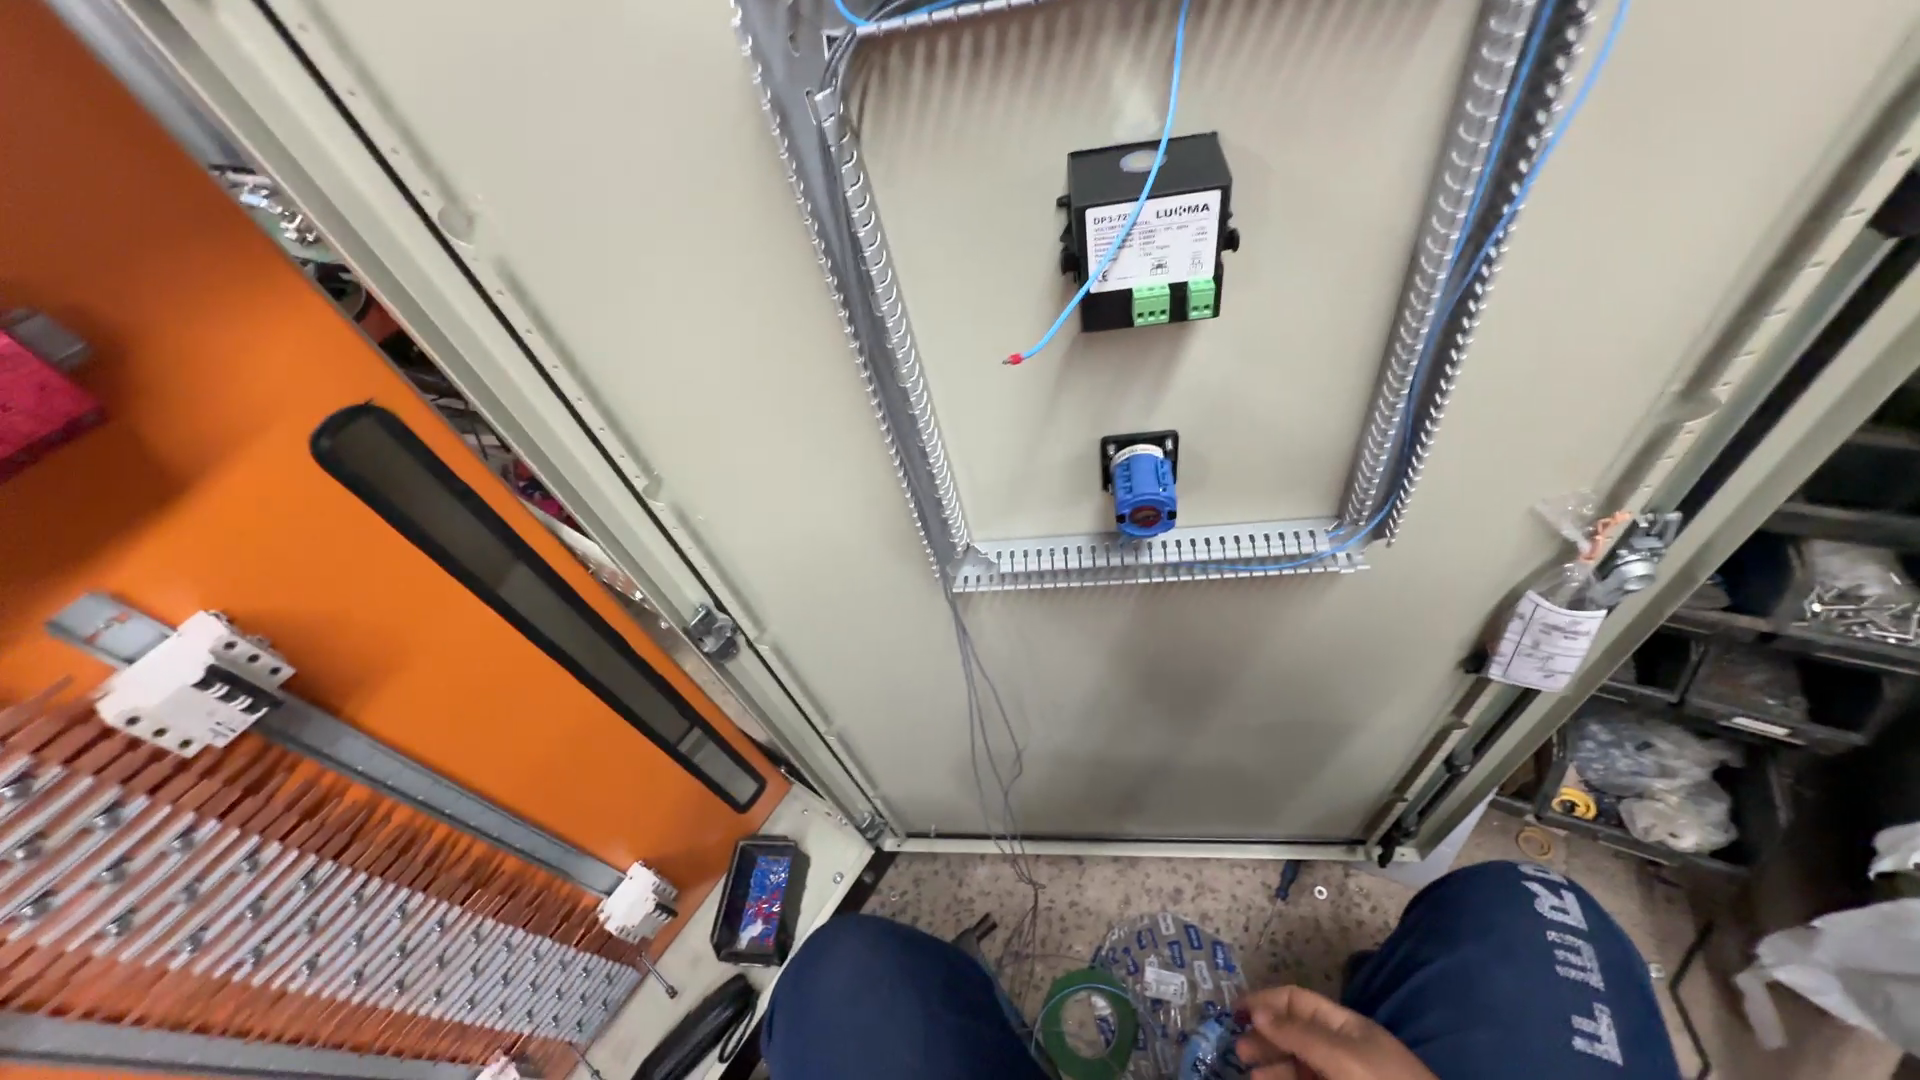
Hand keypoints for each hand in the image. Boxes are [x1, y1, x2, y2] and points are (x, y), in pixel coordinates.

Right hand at [1233, 985, 1438, 1079]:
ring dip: (1271, 1066)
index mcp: (1345, 1027)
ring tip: (1250, 1076)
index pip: (1297, 1001)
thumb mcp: (1343, 1057)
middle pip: (1292, 1033)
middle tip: (1239, 1050)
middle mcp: (1340, 1050)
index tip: (1234, 1012)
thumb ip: (1299, 1034)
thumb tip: (1256, 1012)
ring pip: (1297, 1066)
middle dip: (1264, 1037)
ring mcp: (1341, 1078)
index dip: (1265, 1001)